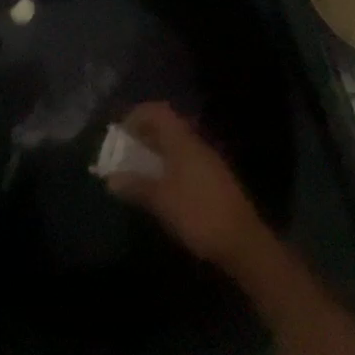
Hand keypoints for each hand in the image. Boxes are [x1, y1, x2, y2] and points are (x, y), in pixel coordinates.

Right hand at [103, 102, 273, 270]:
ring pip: (175, 147)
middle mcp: (196, 145)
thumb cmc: (198, 214)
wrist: (243, 243)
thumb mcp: (160, 200)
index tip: (119, 134)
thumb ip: (135, 185)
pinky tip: (160, 190)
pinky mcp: (214, 182)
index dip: (136, 116)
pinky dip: (167, 169)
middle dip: (142, 137)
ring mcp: (208, 163)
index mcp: (183, 141)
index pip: (157, 111)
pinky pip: (185, 163)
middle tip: (123, 154)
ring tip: (137, 174)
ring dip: (154, 154)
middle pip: (166, 128)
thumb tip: (111, 179)